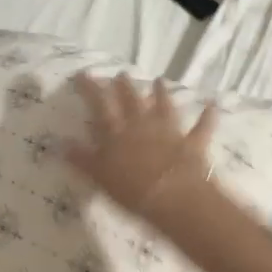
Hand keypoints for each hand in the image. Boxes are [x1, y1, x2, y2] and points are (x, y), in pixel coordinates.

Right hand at [66, 71, 215, 222]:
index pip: (100, 105)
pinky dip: (207, 116)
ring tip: (158, 80)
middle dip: (125, 86)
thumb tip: (60, 143)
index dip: (91, 88)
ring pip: (164, 107)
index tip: (84, 74)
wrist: (173, 198)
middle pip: (132, 101)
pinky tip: (212, 104)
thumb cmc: (130, 189)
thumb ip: (81, 158)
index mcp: (116, 132)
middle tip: (121, 74)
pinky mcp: (192, 144)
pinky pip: (202, 127)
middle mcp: (142, 125)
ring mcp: (169, 132)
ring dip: (162, 94)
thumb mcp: (98, 175)